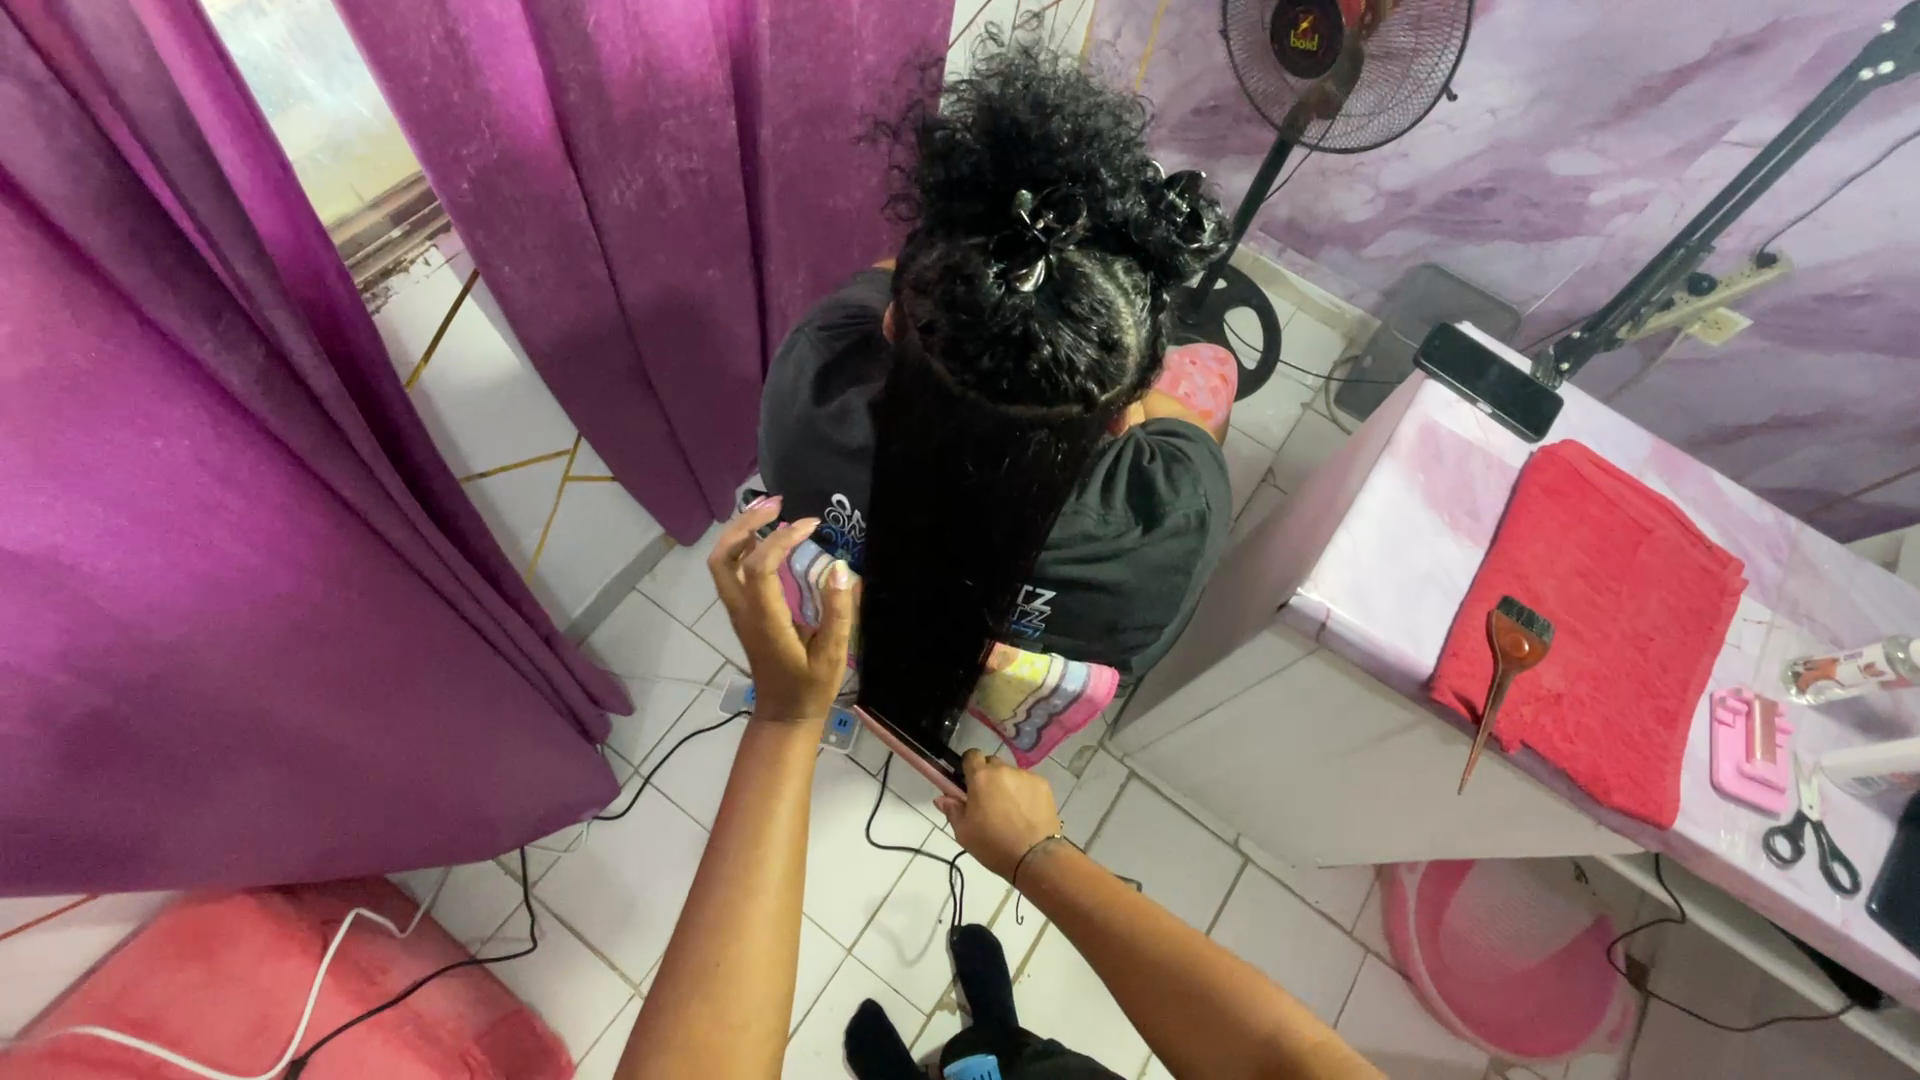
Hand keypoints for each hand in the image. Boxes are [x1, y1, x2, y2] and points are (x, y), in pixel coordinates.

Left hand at [706, 497, 853, 723]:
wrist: (784, 713)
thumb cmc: (810, 687)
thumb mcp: (832, 654)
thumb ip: (836, 611)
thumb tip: (838, 567)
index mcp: (765, 621)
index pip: (759, 567)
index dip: (782, 539)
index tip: (812, 526)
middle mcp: (744, 612)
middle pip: (724, 557)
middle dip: (746, 524)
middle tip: (778, 503)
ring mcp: (738, 611)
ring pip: (722, 562)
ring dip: (741, 531)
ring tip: (771, 511)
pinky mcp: (742, 612)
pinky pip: (731, 570)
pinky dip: (744, 545)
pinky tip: (768, 537)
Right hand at [936, 749, 1063, 881]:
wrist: (1035, 857)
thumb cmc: (993, 845)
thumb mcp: (964, 832)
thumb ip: (952, 810)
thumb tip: (942, 798)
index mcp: (980, 777)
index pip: (971, 755)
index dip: (969, 766)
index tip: (969, 783)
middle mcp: (1003, 769)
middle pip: (992, 764)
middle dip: (988, 776)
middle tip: (988, 799)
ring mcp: (1025, 775)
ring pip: (1011, 773)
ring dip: (1007, 785)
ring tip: (1011, 810)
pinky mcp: (1043, 784)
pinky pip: (1028, 782)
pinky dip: (1024, 792)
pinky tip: (1027, 812)